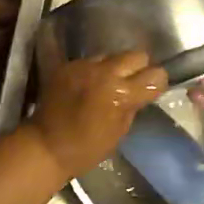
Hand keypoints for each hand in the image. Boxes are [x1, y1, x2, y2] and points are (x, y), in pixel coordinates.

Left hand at [29, 50, 166, 177]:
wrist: (46, 145)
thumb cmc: (87, 148)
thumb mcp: (120, 131)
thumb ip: (133, 106)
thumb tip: (141, 92)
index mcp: (120, 94)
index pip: (155, 75)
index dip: (156, 83)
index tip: (152, 90)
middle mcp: (104, 73)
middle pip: (136, 55)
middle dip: (138, 69)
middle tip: (131, 84)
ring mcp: (83, 66)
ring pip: (111, 56)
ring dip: (114, 68)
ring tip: (106, 84)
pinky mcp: (67, 66)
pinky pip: (89, 62)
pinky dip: (93, 72)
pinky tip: (87, 86)